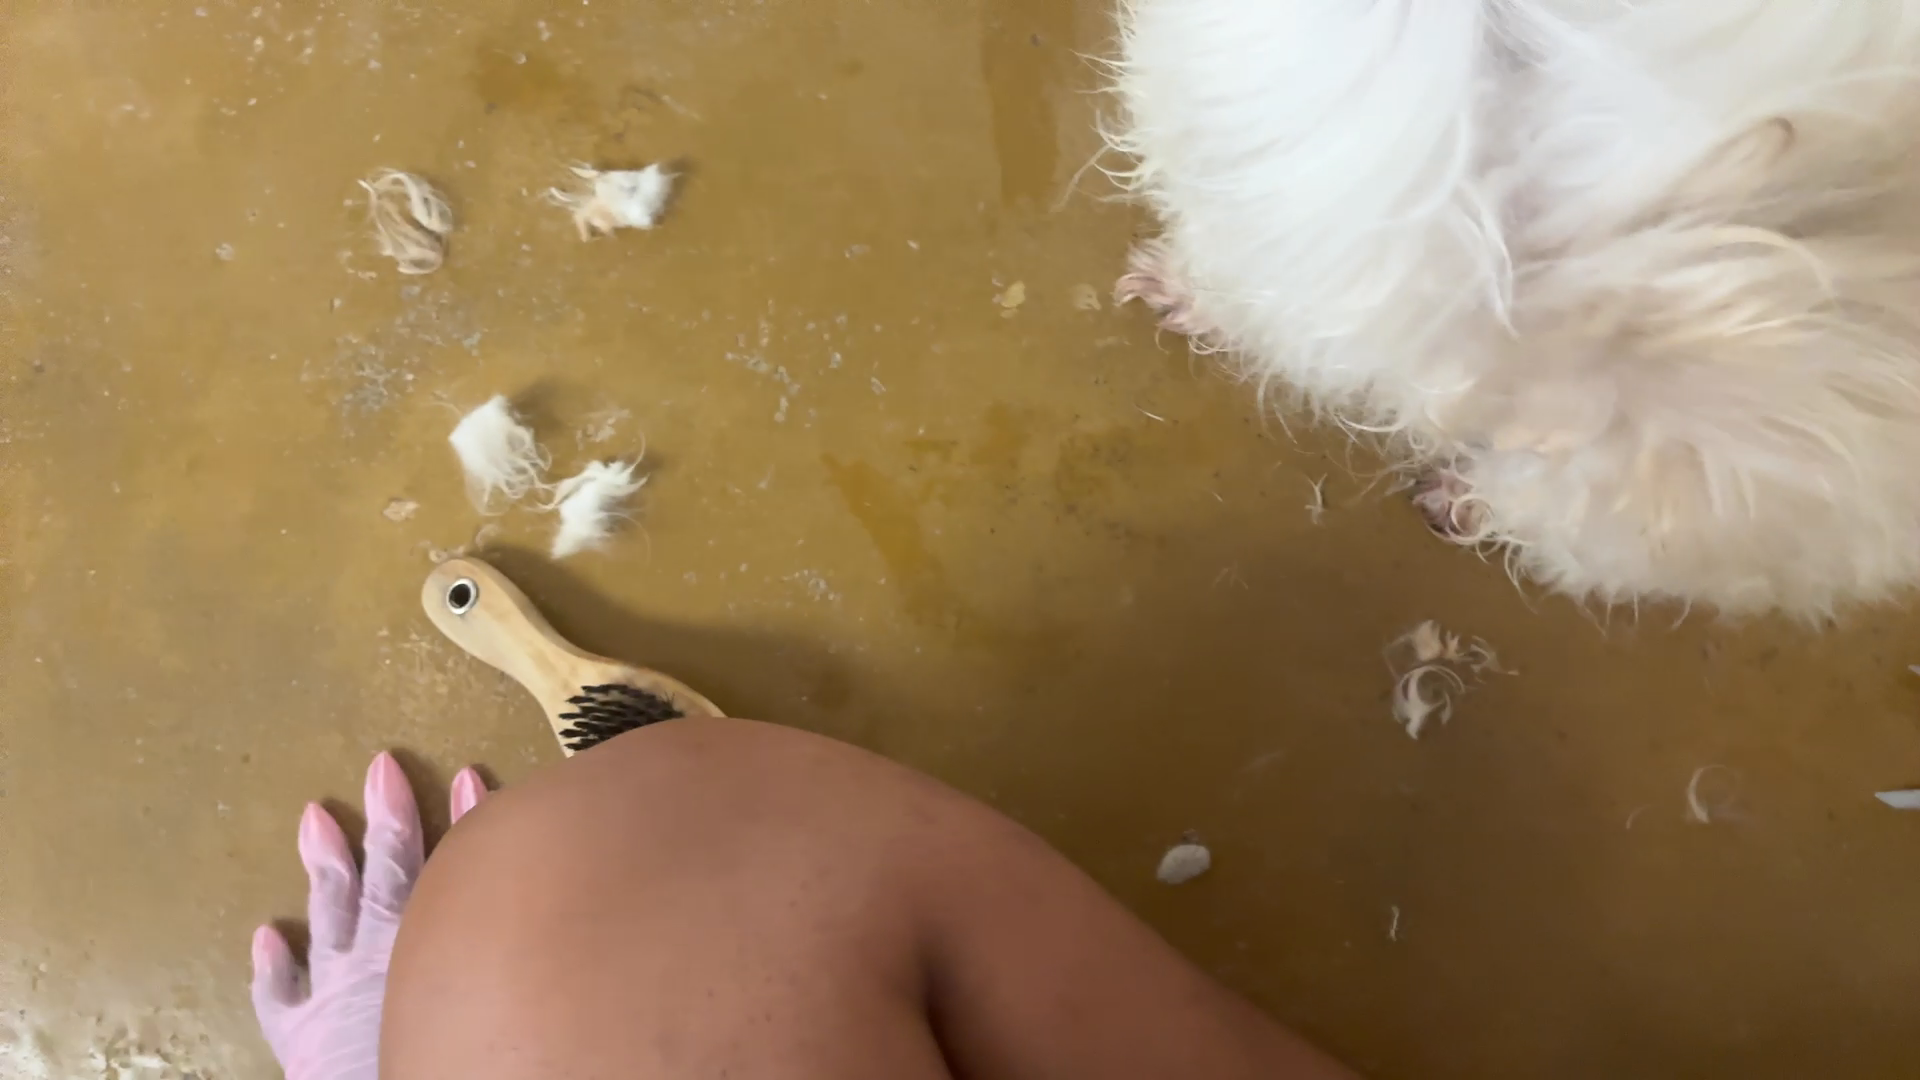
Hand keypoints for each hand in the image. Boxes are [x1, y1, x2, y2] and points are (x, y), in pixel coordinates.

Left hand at [248, 753, 486, 1079]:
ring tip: (314, 815)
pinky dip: (272, 963)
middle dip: (389, 816)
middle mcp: (377, 952)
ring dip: (325, 862)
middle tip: (381, 766)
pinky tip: (265, 934)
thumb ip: (503, 938)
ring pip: (328, 912)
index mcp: (425, 940)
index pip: (447, 863)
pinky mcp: (298, 1035)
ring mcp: (332, 990)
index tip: (469, 773)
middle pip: (385, 872)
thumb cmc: (447, 1049)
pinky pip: (280, 992)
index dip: (463, 816)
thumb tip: (531, 893)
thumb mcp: (482, 989)